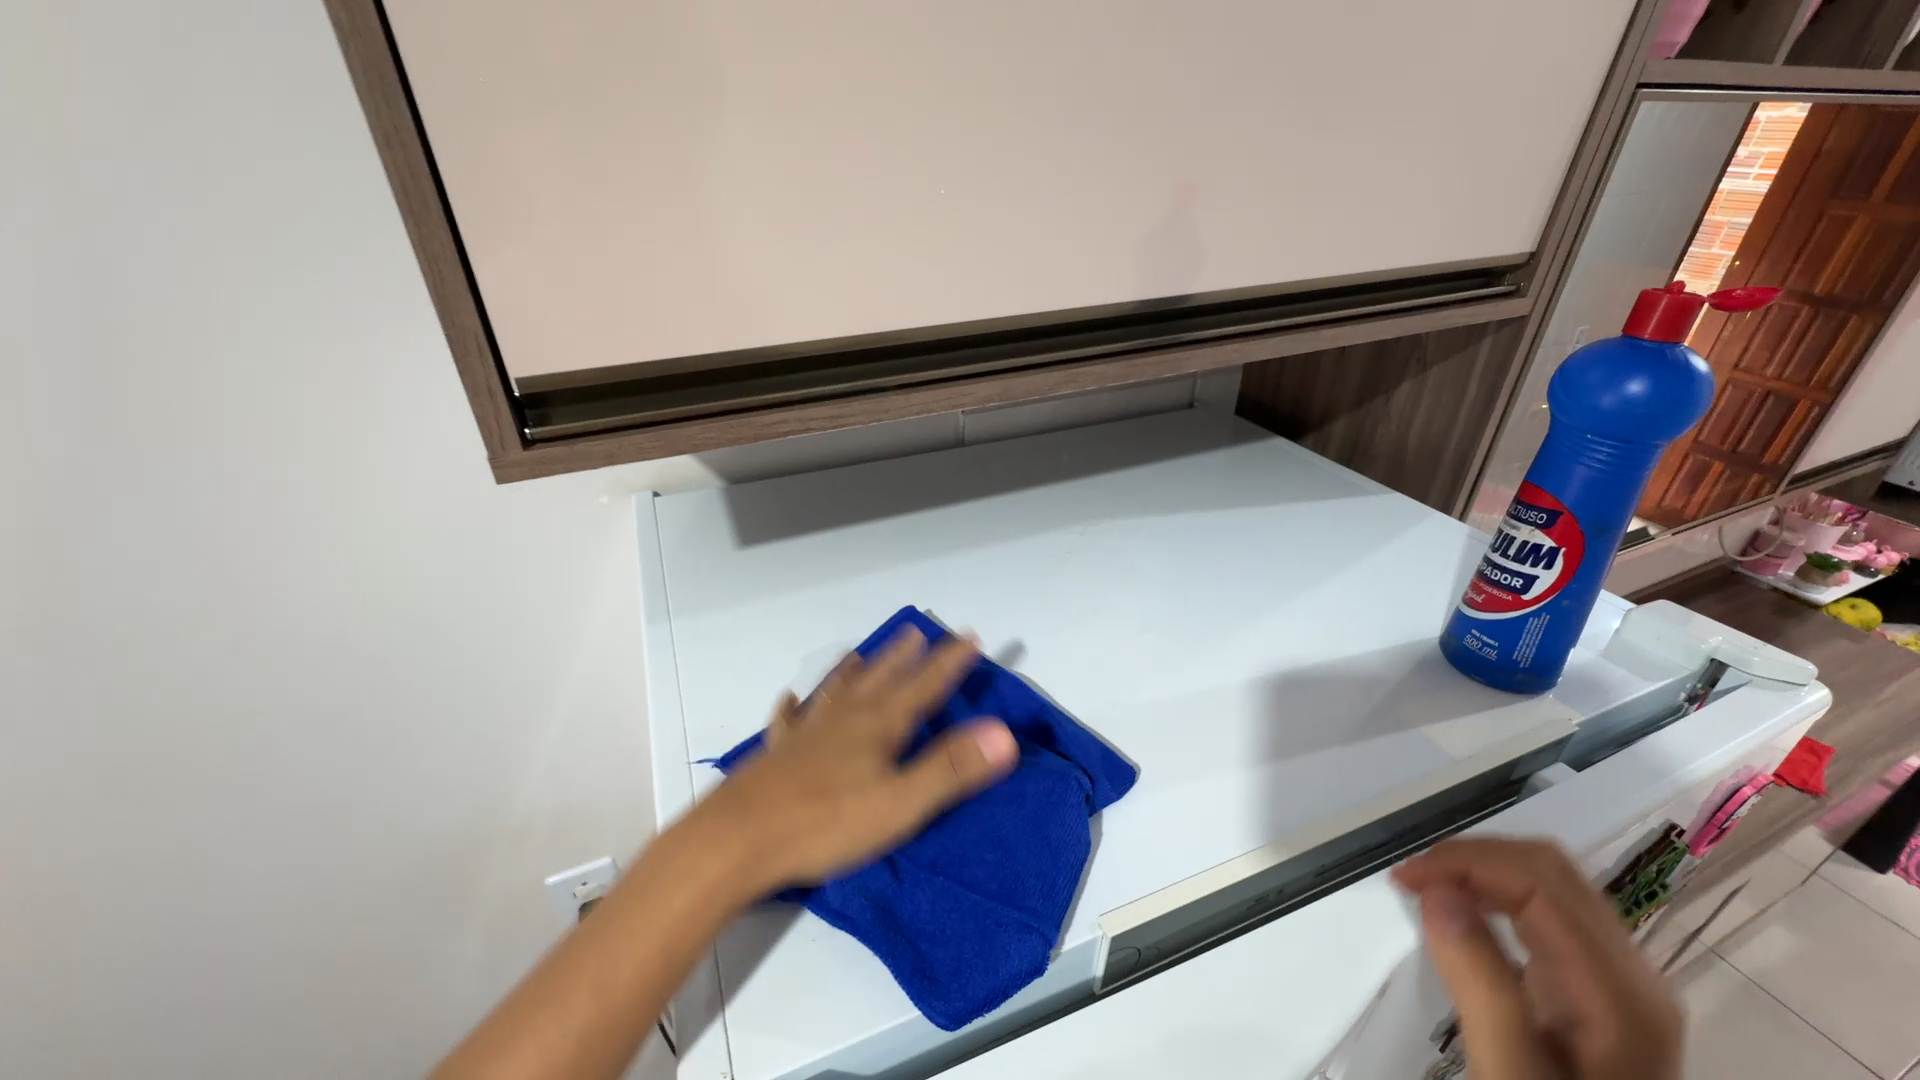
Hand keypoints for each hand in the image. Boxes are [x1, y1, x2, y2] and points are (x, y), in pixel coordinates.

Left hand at [689, 626, 1019, 894]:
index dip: (949, 664)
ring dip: (854, 672)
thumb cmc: (825, 824)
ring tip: (862, 654)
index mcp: (878, 728)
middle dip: (903, 659)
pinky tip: (790, 698)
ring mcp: (804, 736)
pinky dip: (792, 707)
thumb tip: (1004, 733)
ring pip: (836, 692)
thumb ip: (950, 769)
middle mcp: (843, 720)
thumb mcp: (900, 803)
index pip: (923, 688)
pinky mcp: (775, 757)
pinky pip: (788, 722)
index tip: (969, 637)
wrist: (737, 841)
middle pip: (879, 680)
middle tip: (917, 633)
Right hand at [1391, 838, 1682, 1079]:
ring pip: (1554, 882)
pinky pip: (1552, 911)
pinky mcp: (1602, 986)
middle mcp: (1633, 972)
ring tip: (1427, 888)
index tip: (1403, 878)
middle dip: (1474, 858)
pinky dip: (1499, 894)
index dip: (1467, 864)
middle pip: (1553, 870)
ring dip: (1484, 870)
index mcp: (1619, 993)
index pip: (1541, 884)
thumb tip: (1436, 892)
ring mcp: (1622, 978)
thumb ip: (1479, 986)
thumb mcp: (1509, 1074)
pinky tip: (1464, 911)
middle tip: (1411, 879)